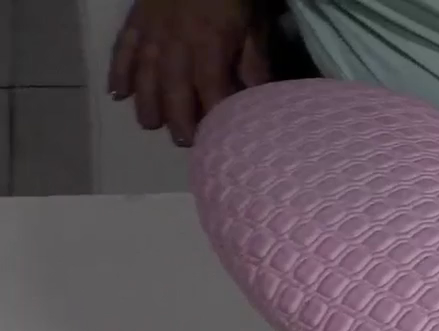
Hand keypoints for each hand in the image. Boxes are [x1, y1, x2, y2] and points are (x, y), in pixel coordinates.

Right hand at [108, 0, 269, 146]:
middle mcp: (173, 39)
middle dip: (176, 114)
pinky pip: (124, 45)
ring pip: (145, 68)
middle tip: (180, 142)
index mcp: (207, 44)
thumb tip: (258, 99)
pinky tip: (115, 90)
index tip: (215, 139)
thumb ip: (254, 64)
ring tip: (148, 125)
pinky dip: (118, 68)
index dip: (212, 114)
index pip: (211, 87)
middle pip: (173, 83)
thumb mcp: (255, 31)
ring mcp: (150, 27)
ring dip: (145, 98)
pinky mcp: (137, 17)